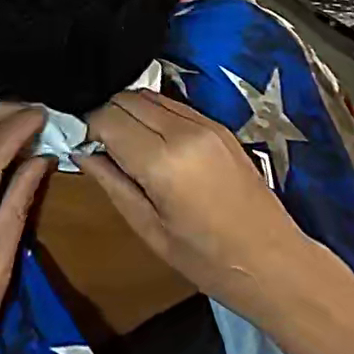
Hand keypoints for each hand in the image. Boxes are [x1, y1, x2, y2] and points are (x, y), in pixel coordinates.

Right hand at [84, 92, 353, 353]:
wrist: (273, 259)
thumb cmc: (206, 258)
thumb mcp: (148, 230)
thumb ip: (111, 182)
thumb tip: (80, 151)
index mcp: (162, 162)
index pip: (108, 117)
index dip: (88, 125)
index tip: (80, 139)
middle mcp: (183, 131)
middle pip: (126, 98)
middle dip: (106, 113)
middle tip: (97, 139)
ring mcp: (204, 122)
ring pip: (149, 94)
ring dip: (128, 108)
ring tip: (122, 138)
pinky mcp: (217, 122)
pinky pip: (173, 102)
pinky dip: (153, 110)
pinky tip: (150, 136)